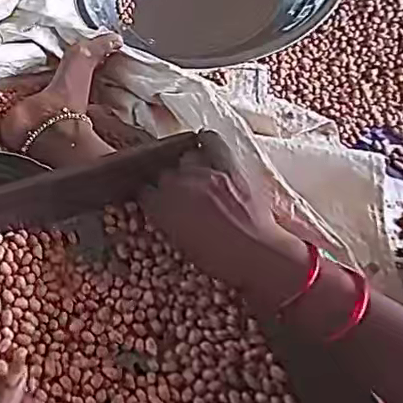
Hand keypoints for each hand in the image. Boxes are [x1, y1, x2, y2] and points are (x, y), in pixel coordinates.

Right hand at [140, 145, 312, 313]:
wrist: (257, 255)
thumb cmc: (220, 260)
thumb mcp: (183, 245)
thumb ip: (169, 222)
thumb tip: (166, 211)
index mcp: (162, 208)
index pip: (144, 192)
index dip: (149, 197)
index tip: (154, 201)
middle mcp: (177, 185)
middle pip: (163, 174)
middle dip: (166, 183)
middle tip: (176, 194)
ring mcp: (204, 173)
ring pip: (184, 157)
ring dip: (186, 167)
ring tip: (193, 176)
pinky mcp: (228, 166)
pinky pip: (211, 141)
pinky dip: (206, 141)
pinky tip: (204, 147)